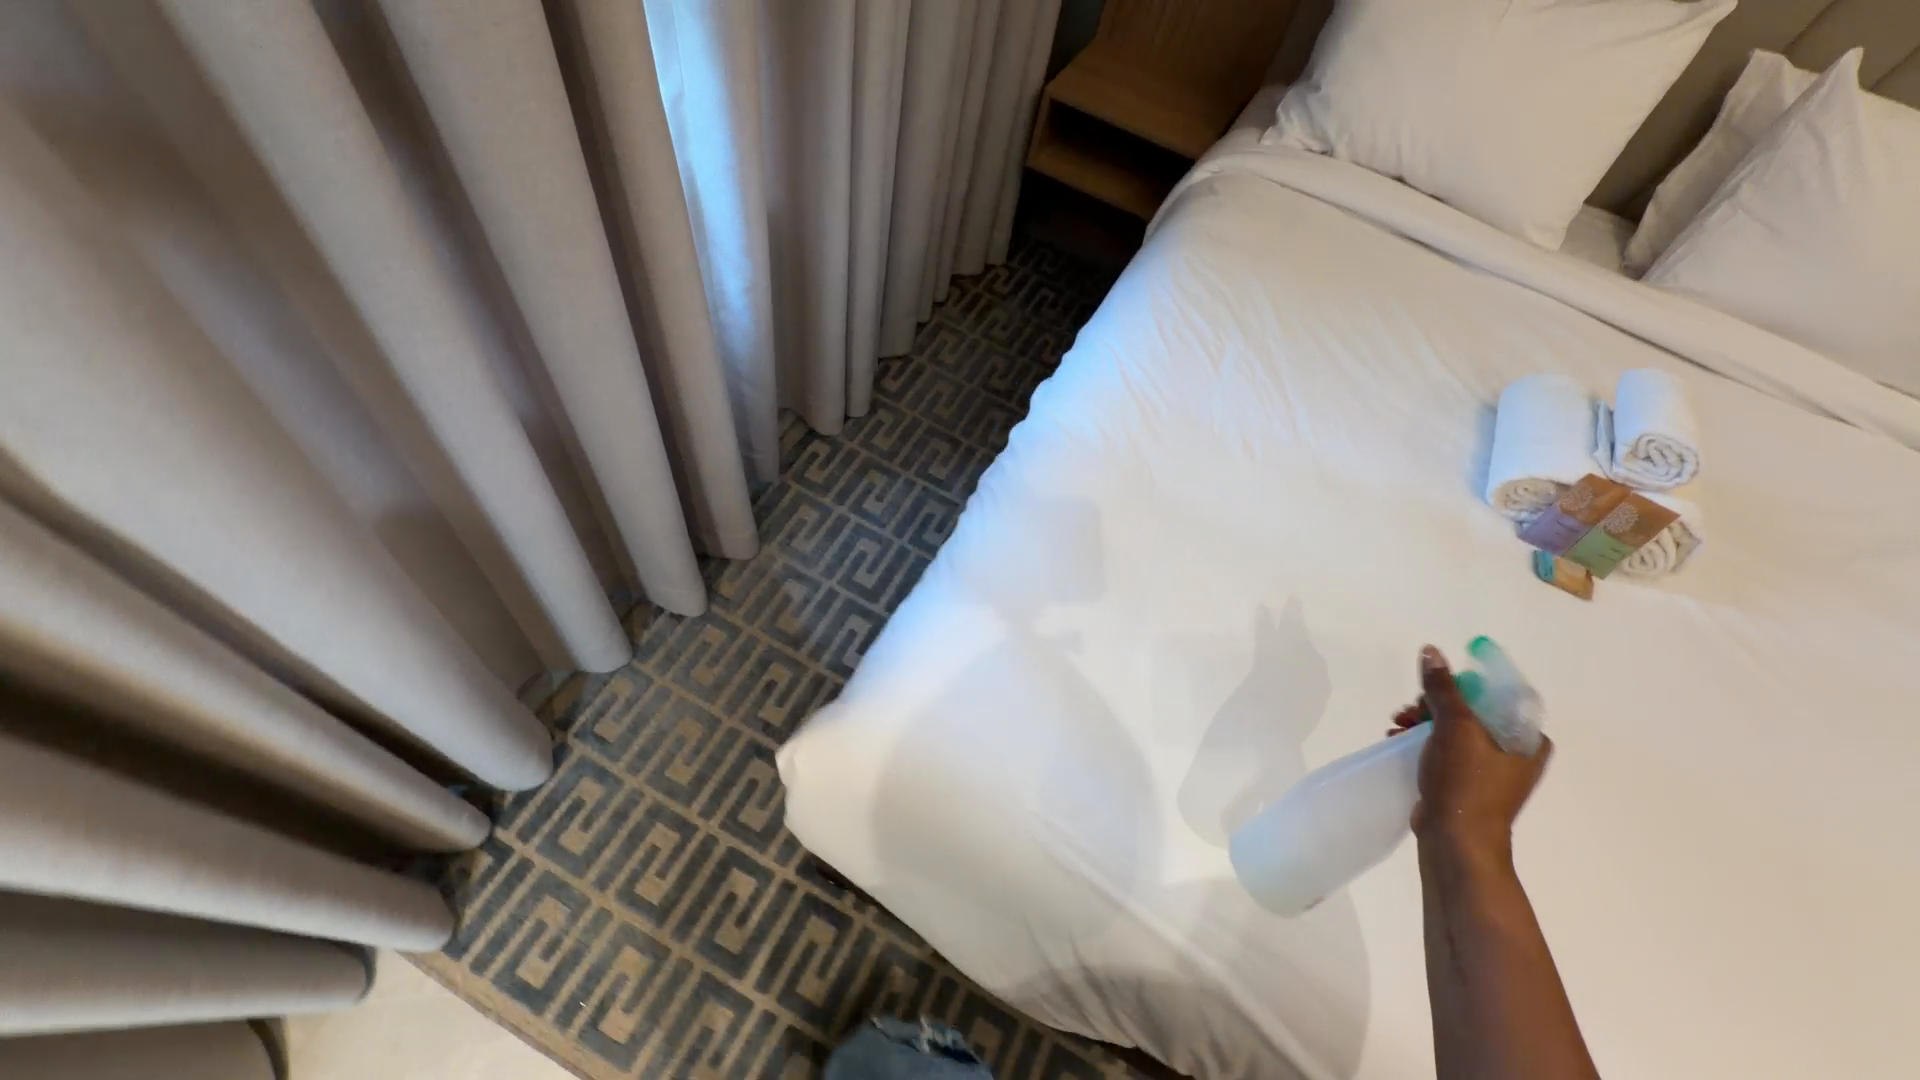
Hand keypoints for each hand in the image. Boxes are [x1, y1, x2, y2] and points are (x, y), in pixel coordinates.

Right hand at [1392, 645, 1551, 858]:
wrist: (1456, 840)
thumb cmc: (1466, 783)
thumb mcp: (1454, 727)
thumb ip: (1443, 688)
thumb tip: (1430, 650)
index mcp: (1528, 738)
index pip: (1494, 694)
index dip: (1459, 686)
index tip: (1430, 691)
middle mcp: (1516, 751)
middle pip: (1470, 710)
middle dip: (1432, 706)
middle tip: (1407, 712)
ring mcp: (1492, 769)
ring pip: (1454, 729)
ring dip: (1422, 721)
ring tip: (1397, 727)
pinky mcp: (1468, 782)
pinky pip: (1446, 749)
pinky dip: (1423, 741)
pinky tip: (1399, 740)